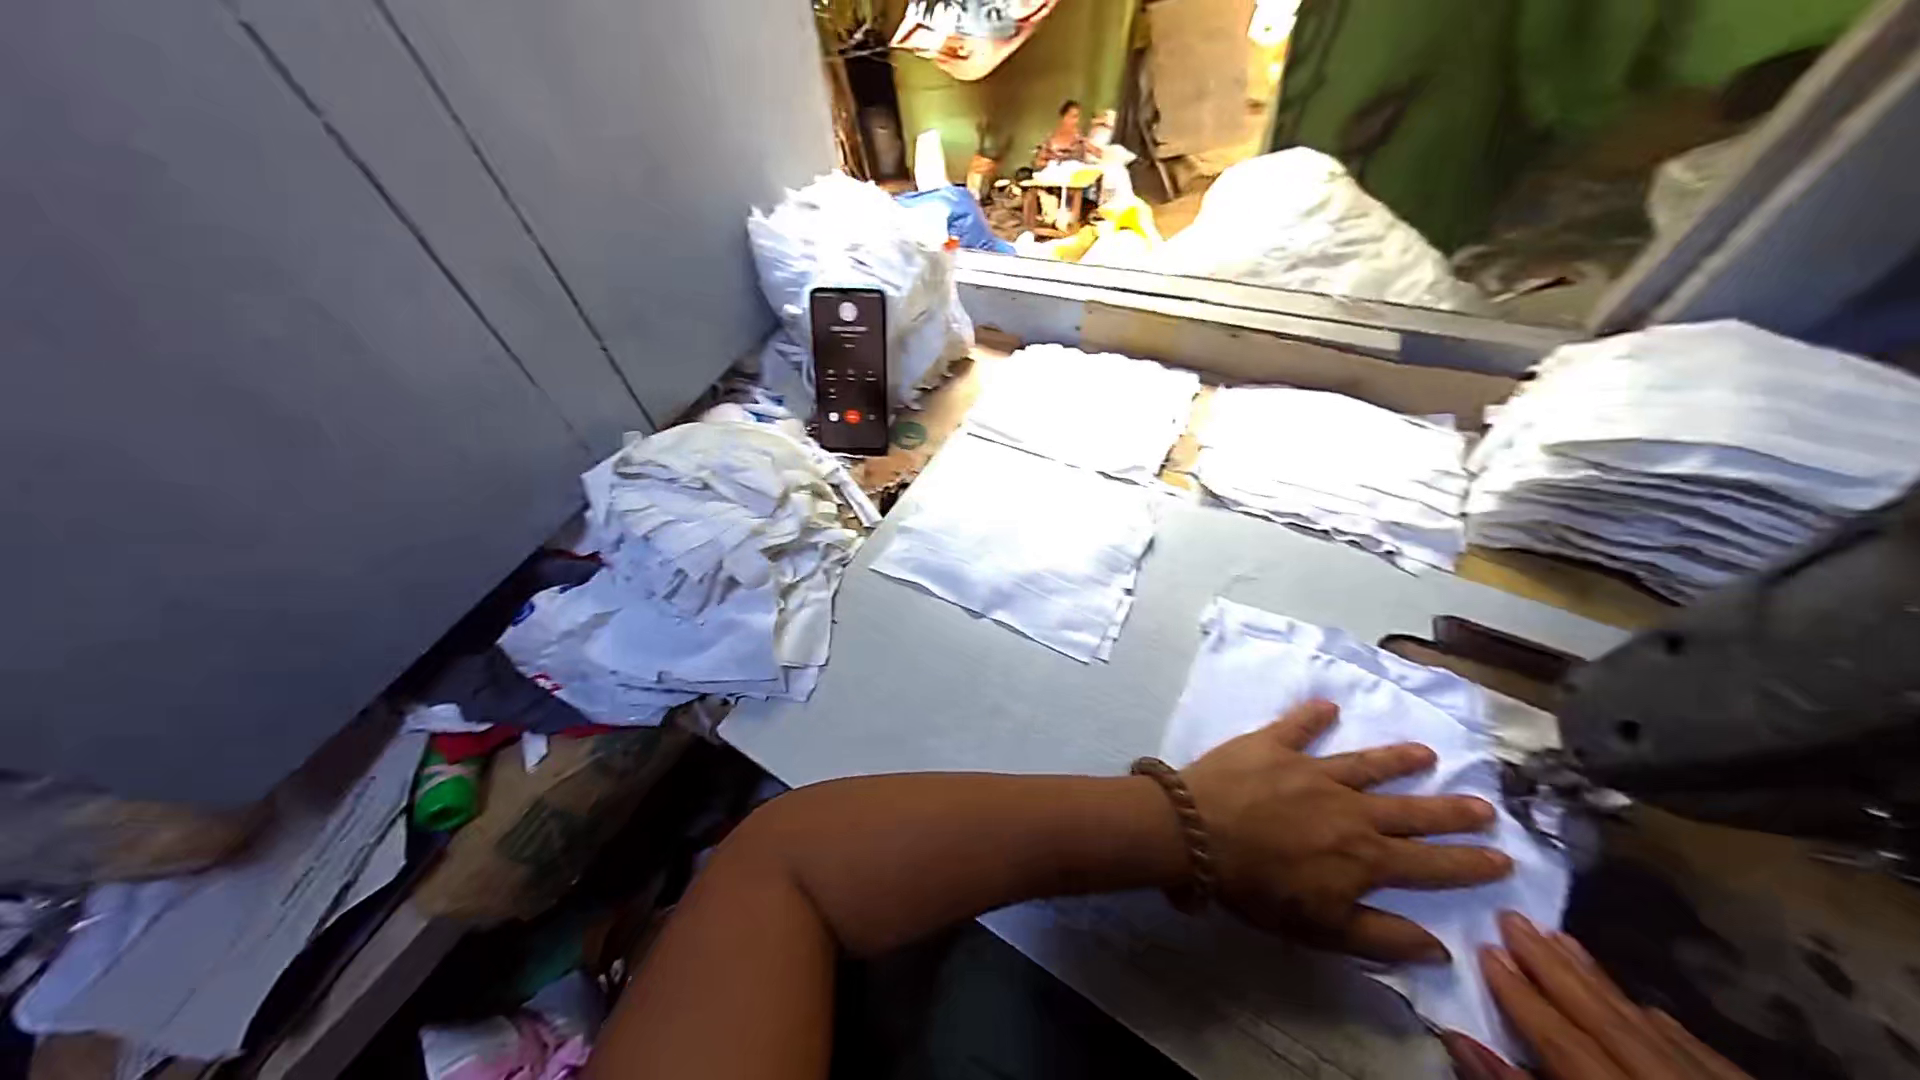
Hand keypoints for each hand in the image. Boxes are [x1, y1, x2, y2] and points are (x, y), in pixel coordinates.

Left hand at [1180, 700, 1512, 962]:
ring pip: (1365, 764)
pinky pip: (1297, 725)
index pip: (1429, 863)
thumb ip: (1382, 937)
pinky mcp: (1272, 745)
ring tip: (1426, 752)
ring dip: (1397, 759)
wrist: (1197, 833)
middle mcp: (1348, 808)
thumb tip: (1440, 948)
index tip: (1503, 856)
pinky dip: (1312, 715)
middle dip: (1449, 810)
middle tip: (1484, 804)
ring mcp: (1311, 770)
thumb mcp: (1321, 928)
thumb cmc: (1255, 886)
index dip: (1467, 862)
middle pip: (1409, 810)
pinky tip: (1327, 704)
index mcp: (1363, 856)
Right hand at [1443, 913, 1752, 1078]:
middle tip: (1512, 917)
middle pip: (1605, 1020)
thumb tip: (1458, 1037)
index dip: (1520, 994)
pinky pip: (1703, 1056)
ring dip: (1598, 980)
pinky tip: (1642, 1004)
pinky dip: (1662, 1025)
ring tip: (1559, 937)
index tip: (1486, 947)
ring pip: (1651, 1026)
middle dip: (1553, 968)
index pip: (1562, 1040)